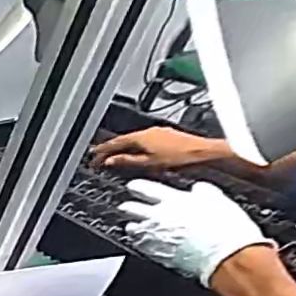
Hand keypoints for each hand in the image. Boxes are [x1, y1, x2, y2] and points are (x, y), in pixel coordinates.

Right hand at [89, 127, 233, 173]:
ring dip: (120, 148)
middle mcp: (149, 131)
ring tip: (112, 157)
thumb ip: (126, 161)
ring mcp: (158, 132)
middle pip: (123, 140)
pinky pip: (143, 140)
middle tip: (97, 158)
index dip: (102, 150)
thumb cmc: (179, 158)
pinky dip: (133, 147)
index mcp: (142, 137)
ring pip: (132, 140)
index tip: (92, 156)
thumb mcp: (147, 164)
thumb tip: (111, 161)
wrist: (203, 153)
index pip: (115, 143)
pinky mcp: (166, 136)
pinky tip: (133, 153)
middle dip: (109, 149)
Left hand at [119, 179, 271, 286]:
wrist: (223, 254)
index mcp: (177, 200)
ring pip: (133, 227)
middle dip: (128, 207)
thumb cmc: (227, 228)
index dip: (139, 187)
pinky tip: (138, 241)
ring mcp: (154, 235)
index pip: (150, 189)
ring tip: (131, 225)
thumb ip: (206, 193)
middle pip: (134, 209)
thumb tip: (198, 188)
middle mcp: (160, 216)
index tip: (132, 186)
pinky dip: (137, 241)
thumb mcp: (220, 201)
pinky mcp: (152, 252)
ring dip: (132, 226)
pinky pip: (138, 244)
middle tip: (125, 206)